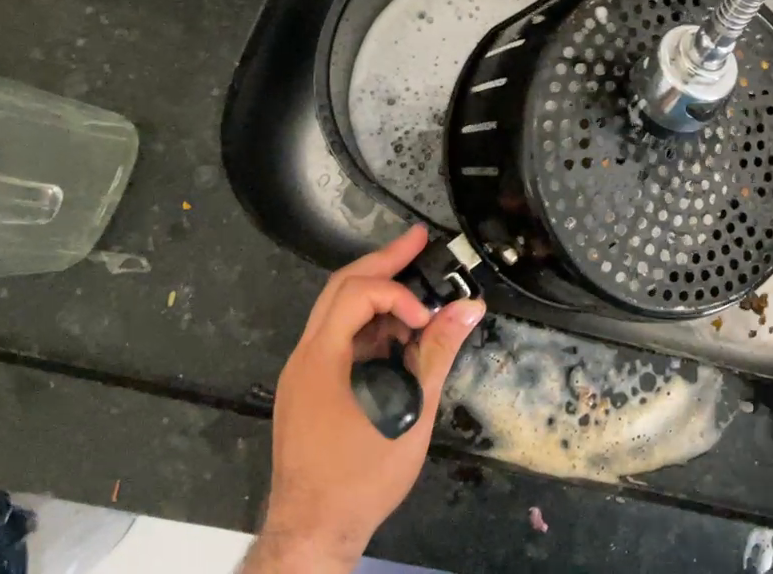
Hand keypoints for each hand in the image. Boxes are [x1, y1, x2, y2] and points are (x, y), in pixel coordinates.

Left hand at [244, 227, 485, 572]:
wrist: (313, 532)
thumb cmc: (362, 475)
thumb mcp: (410, 413)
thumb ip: (438, 353)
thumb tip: (469, 307)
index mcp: (322, 358)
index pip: (357, 294)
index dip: (397, 293)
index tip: (429, 317)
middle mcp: (305, 357)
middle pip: (340, 288)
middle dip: (383, 261)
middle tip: (420, 239)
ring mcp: (302, 373)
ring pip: (336, 311)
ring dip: (376, 291)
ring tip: (415, 282)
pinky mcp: (308, 389)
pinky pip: (336, 338)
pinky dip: (368, 323)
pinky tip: (397, 332)